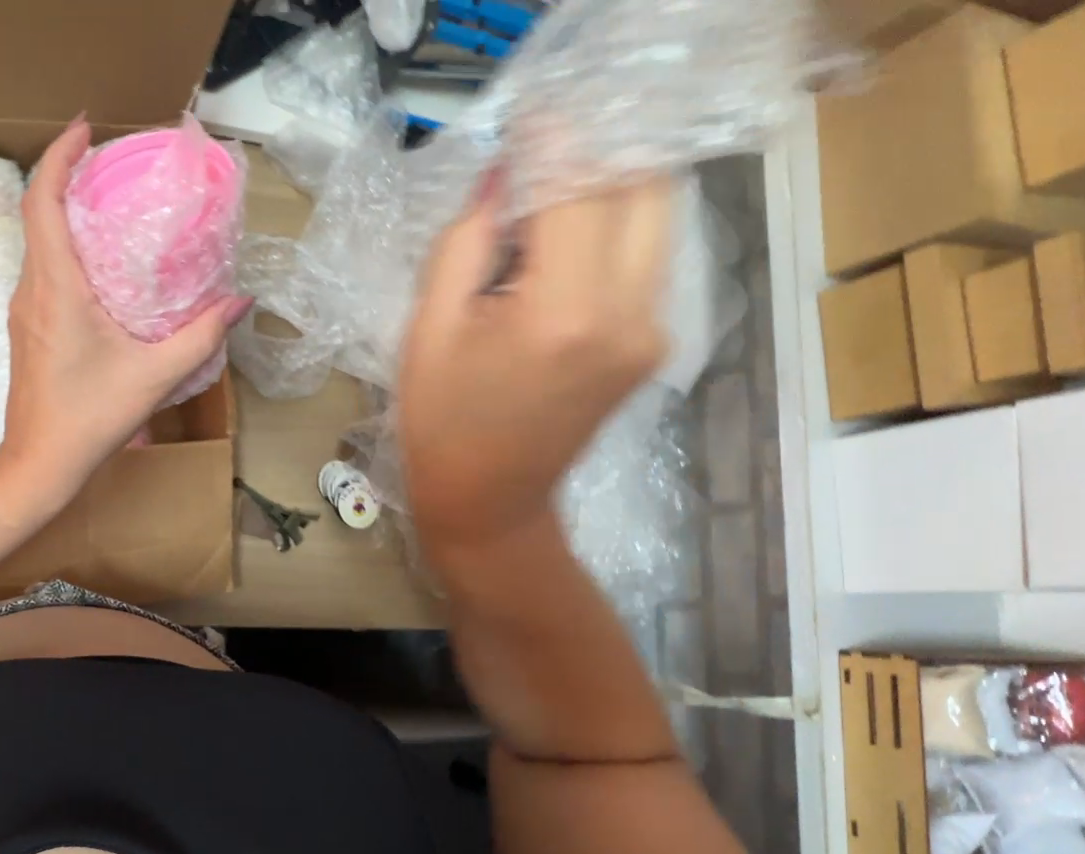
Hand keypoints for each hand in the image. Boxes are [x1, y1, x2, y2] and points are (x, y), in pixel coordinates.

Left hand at [0, 117, 252, 491]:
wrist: (40, 463)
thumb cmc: (91, 418)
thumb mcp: (155, 377)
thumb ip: (200, 336)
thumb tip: (240, 302)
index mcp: (57, 288)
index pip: (42, 201)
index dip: (58, 155)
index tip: (85, 127)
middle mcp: (32, 290)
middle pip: (38, 215)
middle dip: (67, 178)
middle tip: (112, 164)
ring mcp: (23, 311)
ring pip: (39, 246)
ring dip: (67, 217)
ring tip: (111, 207)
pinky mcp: (27, 331)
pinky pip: (43, 273)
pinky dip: (66, 252)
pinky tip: (101, 268)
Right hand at [398, 172, 671, 565]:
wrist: (489, 500)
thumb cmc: (439, 423)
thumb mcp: (428, 329)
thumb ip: (468, 241)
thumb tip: (504, 174)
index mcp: (562, 311)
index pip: (578, 185)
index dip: (551, 142)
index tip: (523, 122)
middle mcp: (630, 311)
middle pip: (643, 184)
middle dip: (593, 155)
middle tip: (536, 162)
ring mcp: (654, 327)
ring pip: (656, 213)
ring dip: (606, 189)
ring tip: (543, 209)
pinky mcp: (656, 339)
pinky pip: (648, 252)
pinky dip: (611, 228)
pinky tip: (559, 251)